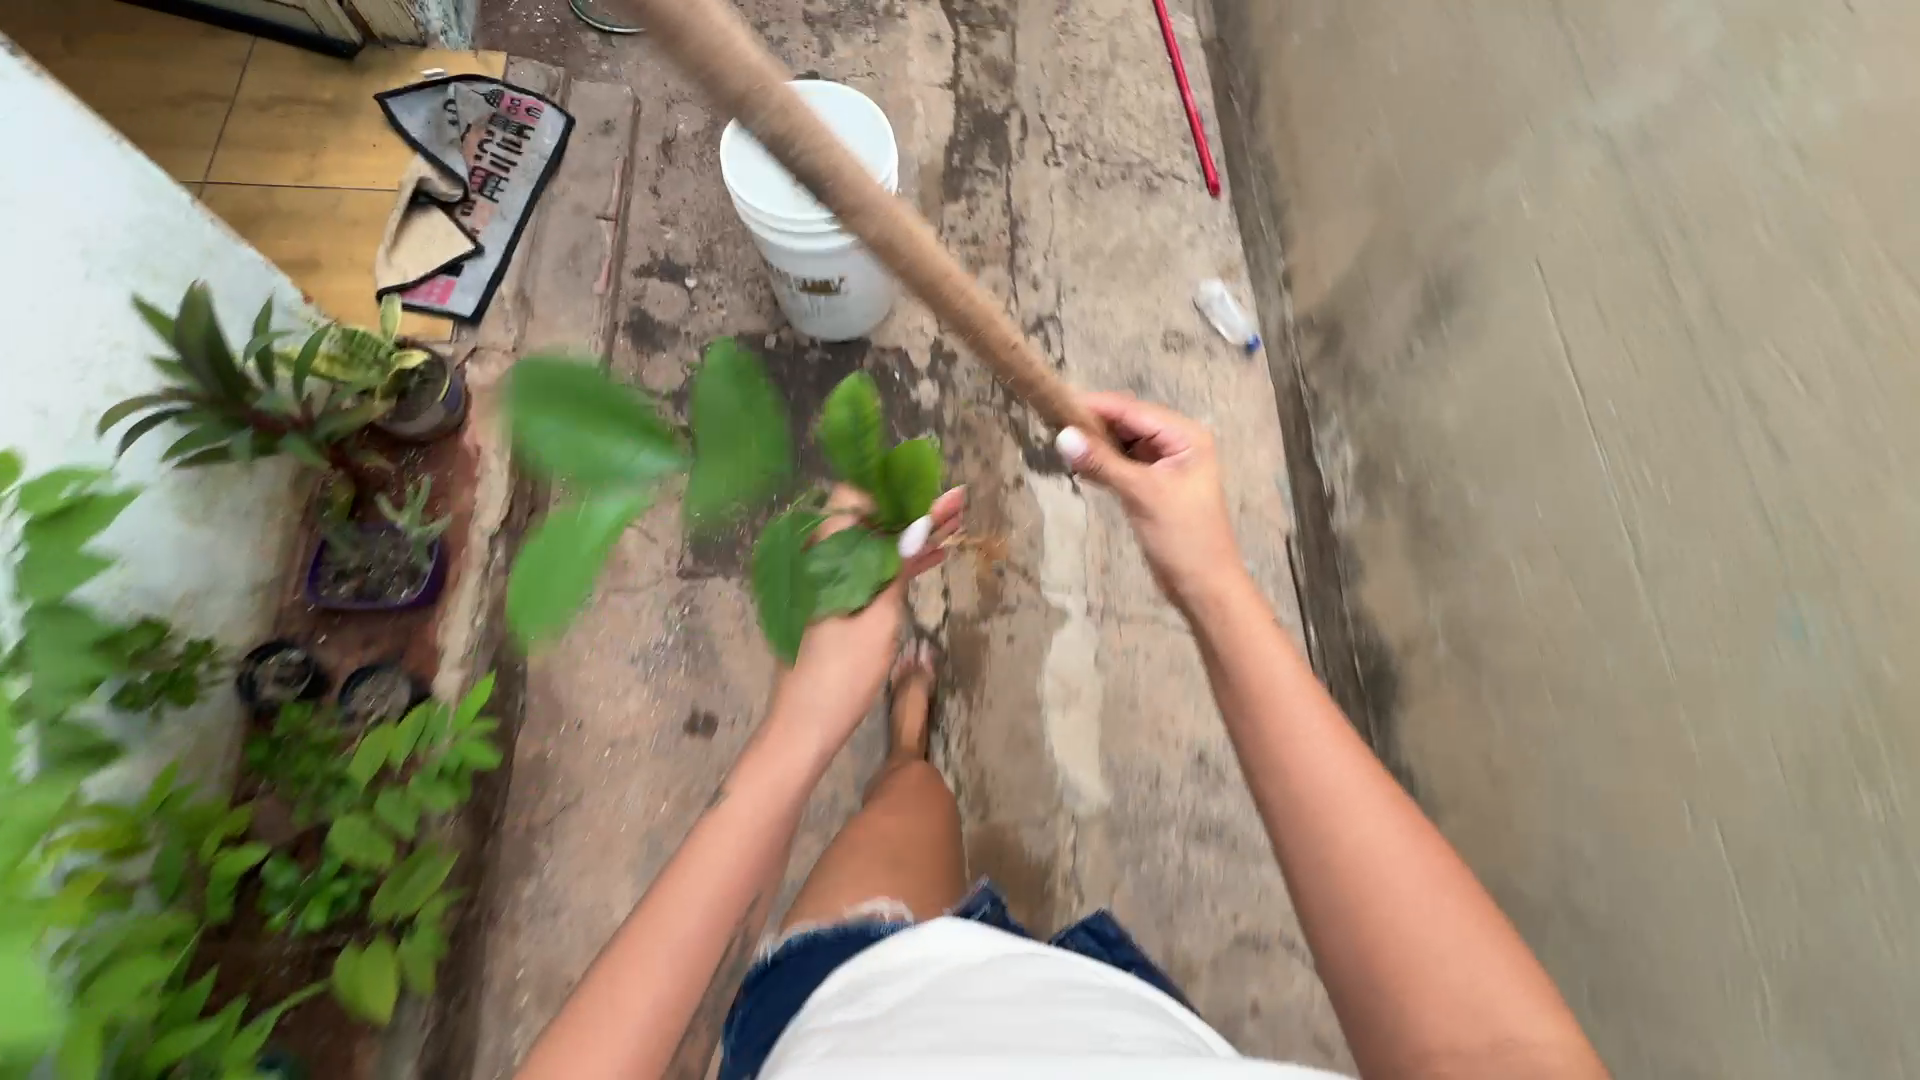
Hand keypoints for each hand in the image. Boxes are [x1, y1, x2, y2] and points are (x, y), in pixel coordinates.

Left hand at [774, 485, 965, 750]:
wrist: (806, 726)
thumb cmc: (841, 673)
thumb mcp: (879, 618)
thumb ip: (899, 565)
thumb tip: (923, 521)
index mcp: (822, 556)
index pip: (851, 498)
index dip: (889, 491)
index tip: (925, 489)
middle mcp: (820, 561)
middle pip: (868, 521)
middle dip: (911, 511)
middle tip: (956, 503)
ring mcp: (827, 583)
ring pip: (872, 546)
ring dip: (910, 536)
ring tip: (956, 524)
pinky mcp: (835, 603)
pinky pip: (869, 570)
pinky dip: (897, 563)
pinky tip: (933, 557)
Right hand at [1056, 393, 1244, 612]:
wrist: (1203, 586)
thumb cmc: (1183, 537)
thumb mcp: (1142, 495)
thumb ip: (1103, 463)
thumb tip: (1062, 436)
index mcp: (1185, 436)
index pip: (1132, 411)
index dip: (1096, 406)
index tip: (1056, 403)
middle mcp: (1176, 443)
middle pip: (1127, 423)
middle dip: (1093, 424)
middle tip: (1052, 425)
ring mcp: (1163, 465)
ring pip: (1122, 444)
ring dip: (1095, 445)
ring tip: (1059, 444)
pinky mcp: (1151, 486)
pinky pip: (1121, 465)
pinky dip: (1101, 465)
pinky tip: (1078, 468)